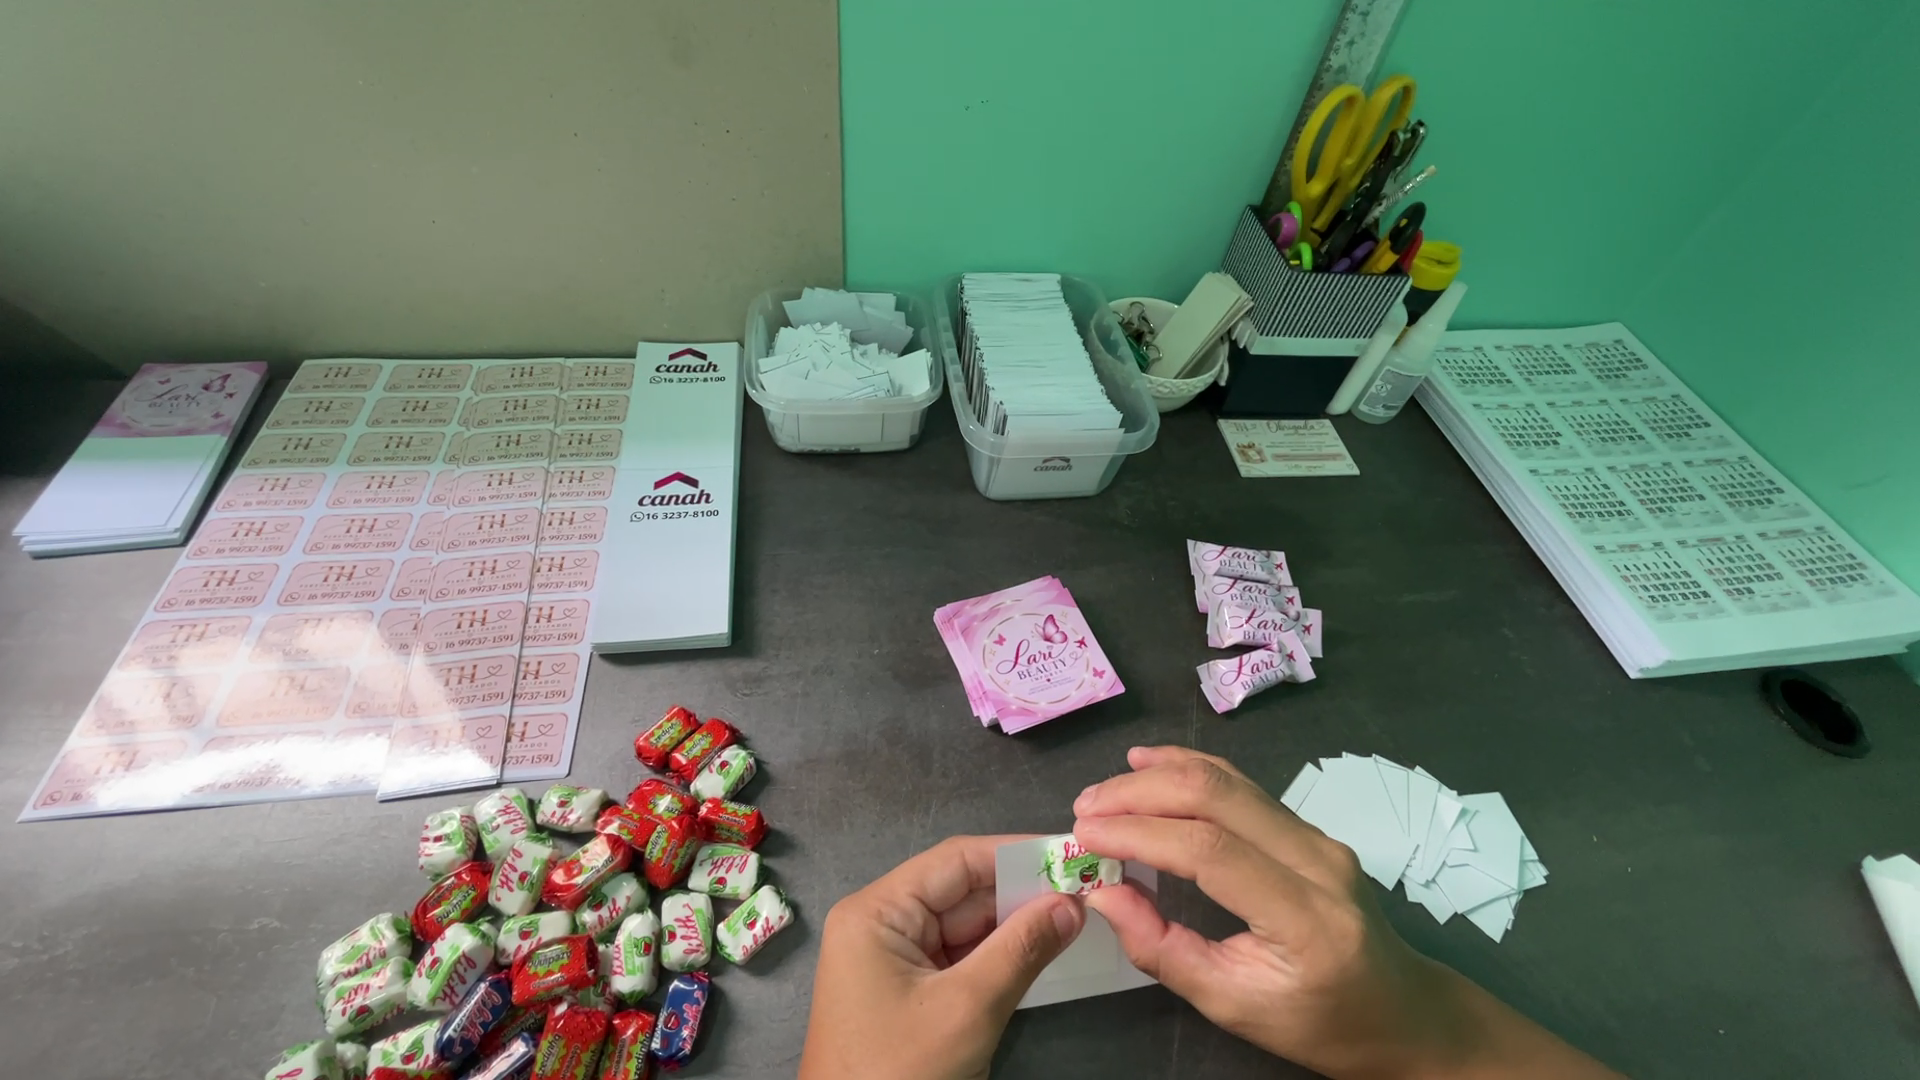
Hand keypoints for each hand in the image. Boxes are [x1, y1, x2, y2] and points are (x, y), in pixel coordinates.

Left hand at [799, 835, 1085, 1079]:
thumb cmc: (900, 1073)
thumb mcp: (966, 1010)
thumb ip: (1021, 950)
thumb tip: (1071, 904)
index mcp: (878, 911)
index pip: (955, 862)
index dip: (1013, 852)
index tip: (1064, 851)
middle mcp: (882, 923)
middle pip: (961, 891)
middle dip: (1019, 889)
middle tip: (1080, 884)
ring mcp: (894, 958)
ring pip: (965, 924)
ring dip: (1014, 922)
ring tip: (1072, 909)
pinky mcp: (909, 990)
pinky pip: (959, 956)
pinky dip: (998, 953)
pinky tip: (1040, 943)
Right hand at [1074, 747, 1620, 1079]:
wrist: (1407, 1013)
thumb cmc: (1321, 1025)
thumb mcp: (1234, 1007)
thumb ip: (1162, 949)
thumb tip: (1100, 892)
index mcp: (1305, 918)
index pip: (1209, 850)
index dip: (1139, 833)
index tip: (1084, 836)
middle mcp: (1316, 860)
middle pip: (1214, 796)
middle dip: (1138, 794)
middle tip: (1084, 809)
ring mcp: (1315, 834)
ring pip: (1225, 777)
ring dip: (1156, 775)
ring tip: (1103, 791)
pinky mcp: (1305, 824)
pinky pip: (1238, 782)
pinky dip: (1186, 767)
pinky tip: (1149, 763)